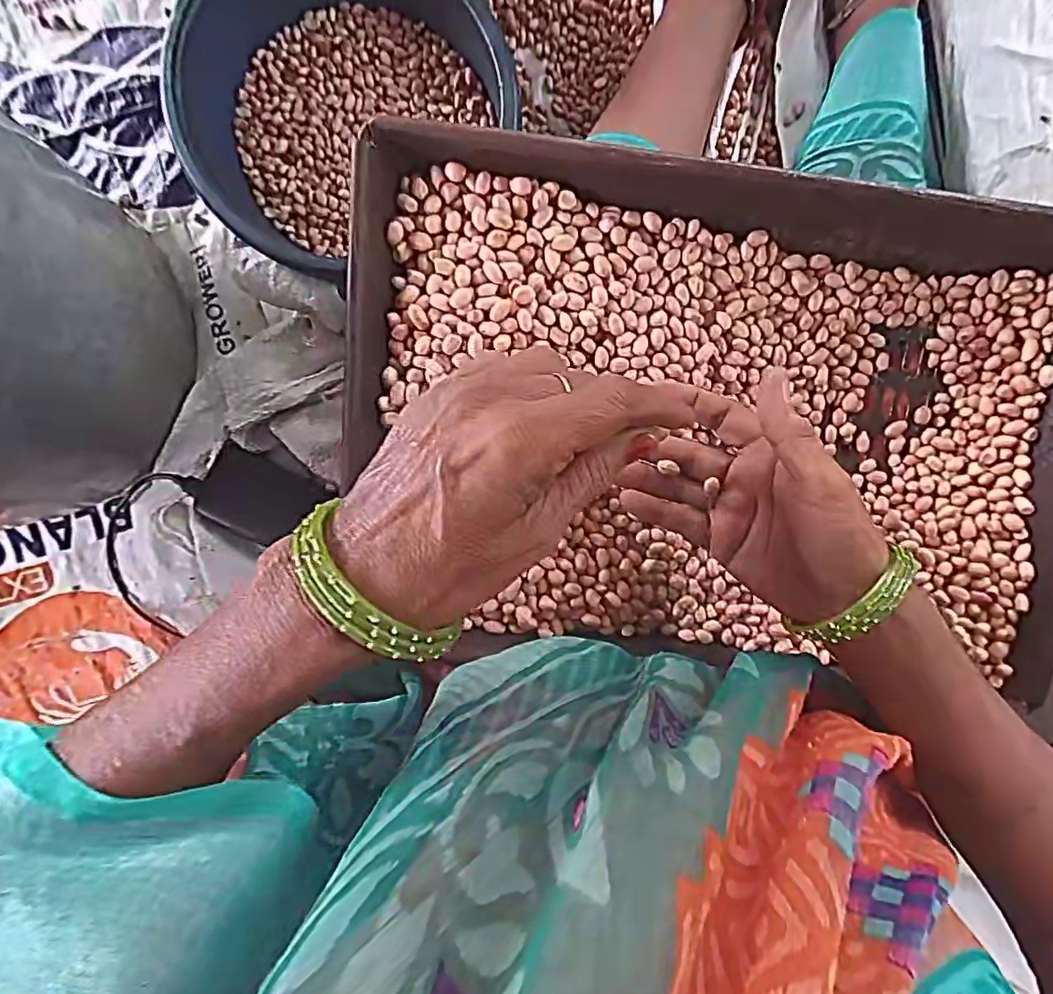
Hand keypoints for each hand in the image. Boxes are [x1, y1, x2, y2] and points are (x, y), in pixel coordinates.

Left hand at [330, 345, 703, 628]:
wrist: (367, 569)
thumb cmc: (451, 569)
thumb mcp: (537, 533)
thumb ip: (590, 474)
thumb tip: (635, 439)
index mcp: (517, 440)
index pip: (609, 400)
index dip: (657, 402)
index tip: (685, 408)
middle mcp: (487, 398)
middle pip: (580, 377)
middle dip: (613, 405)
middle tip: (628, 442)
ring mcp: (456, 388)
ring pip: (544, 365)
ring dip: (573, 394)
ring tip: (576, 439)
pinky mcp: (437, 391)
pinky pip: (504, 369)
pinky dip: (534, 388)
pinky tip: (535, 423)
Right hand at [617, 369, 889, 623]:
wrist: (842, 597)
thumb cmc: (839, 530)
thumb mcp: (815, 474)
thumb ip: (786, 429)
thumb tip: (773, 375)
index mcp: (768, 453)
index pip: (724, 419)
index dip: (691, 404)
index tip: (655, 394)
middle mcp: (743, 476)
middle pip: (692, 453)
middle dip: (659, 446)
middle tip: (624, 444)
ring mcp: (728, 509)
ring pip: (681, 487)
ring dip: (651, 478)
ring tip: (618, 472)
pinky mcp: (719, 539)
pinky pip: (682, 521)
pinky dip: (657, 512)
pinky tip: (631, 503)